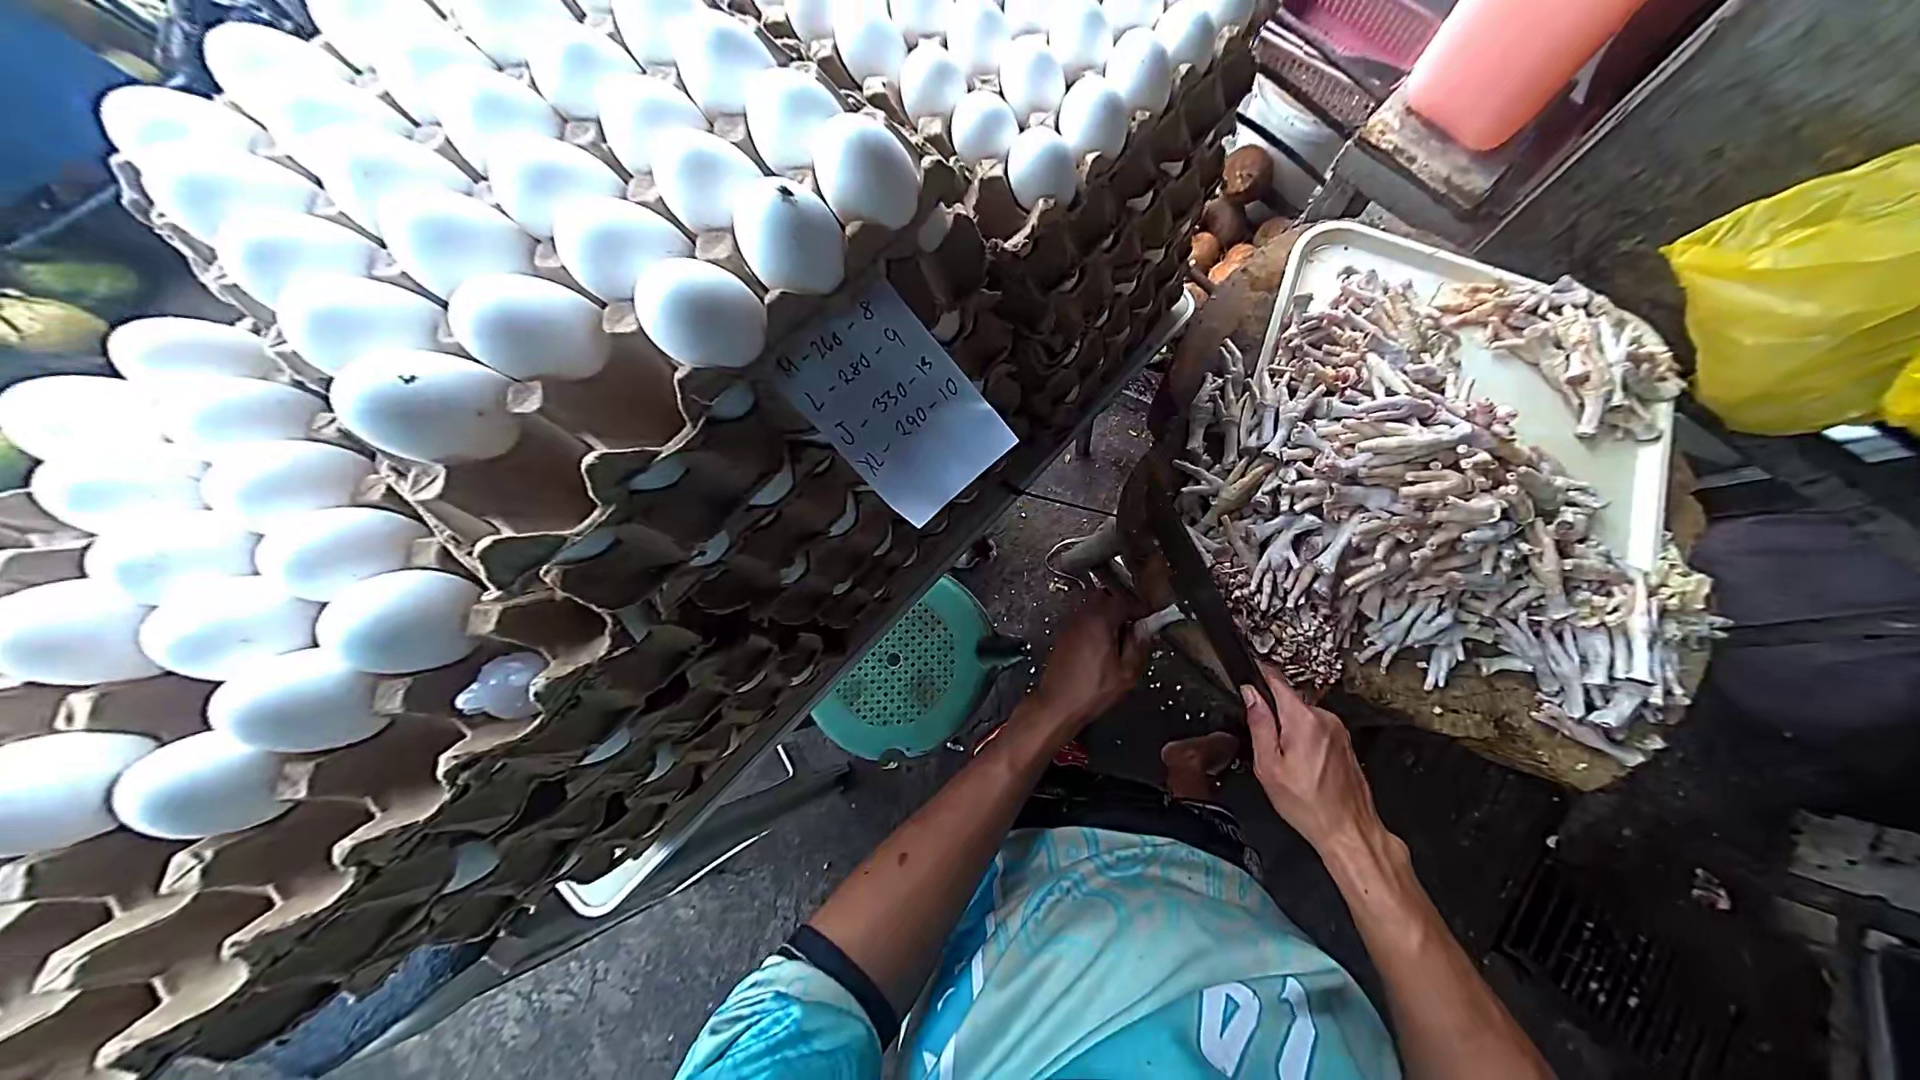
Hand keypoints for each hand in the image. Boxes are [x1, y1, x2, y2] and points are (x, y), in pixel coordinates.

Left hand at [1031, 591, 1148, 728]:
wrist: (1058, 704)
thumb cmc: (1091, 691)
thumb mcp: (1127, 673)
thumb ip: (1139, 646)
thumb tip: (1145, 630)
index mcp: (1100, 622)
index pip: (1124, 600)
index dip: (1139, 608)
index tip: (1148, 618)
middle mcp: (1082, 617)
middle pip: (1105, 597)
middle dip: (1122, 607)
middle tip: (1134, 625)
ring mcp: (1070, 624)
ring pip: (1092, 606)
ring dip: (1107, 615)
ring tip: (1119, 637)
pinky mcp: (1063, 634)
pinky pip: (1082, 619)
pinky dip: (1094, 624)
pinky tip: (1102, 645)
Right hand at [1241, 665, 1388, 854]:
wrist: (1348, 830)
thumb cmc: (1309, 804)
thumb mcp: (1268, 764)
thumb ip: (1258, 723)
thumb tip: (1250, 694)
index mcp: (1303, 720)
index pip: (1277, 680)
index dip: (1260, 675)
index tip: (1250, 673)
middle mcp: (1325, 719)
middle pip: (1288, 700)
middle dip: (1273, 714)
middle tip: (1266, 745)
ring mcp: (1338, 730)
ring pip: (1302, 716)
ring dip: (1289, 729)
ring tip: (1287, 762)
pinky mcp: (1345, 742)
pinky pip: (1315, 729)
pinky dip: (1304, 740)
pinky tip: (1302, 767)